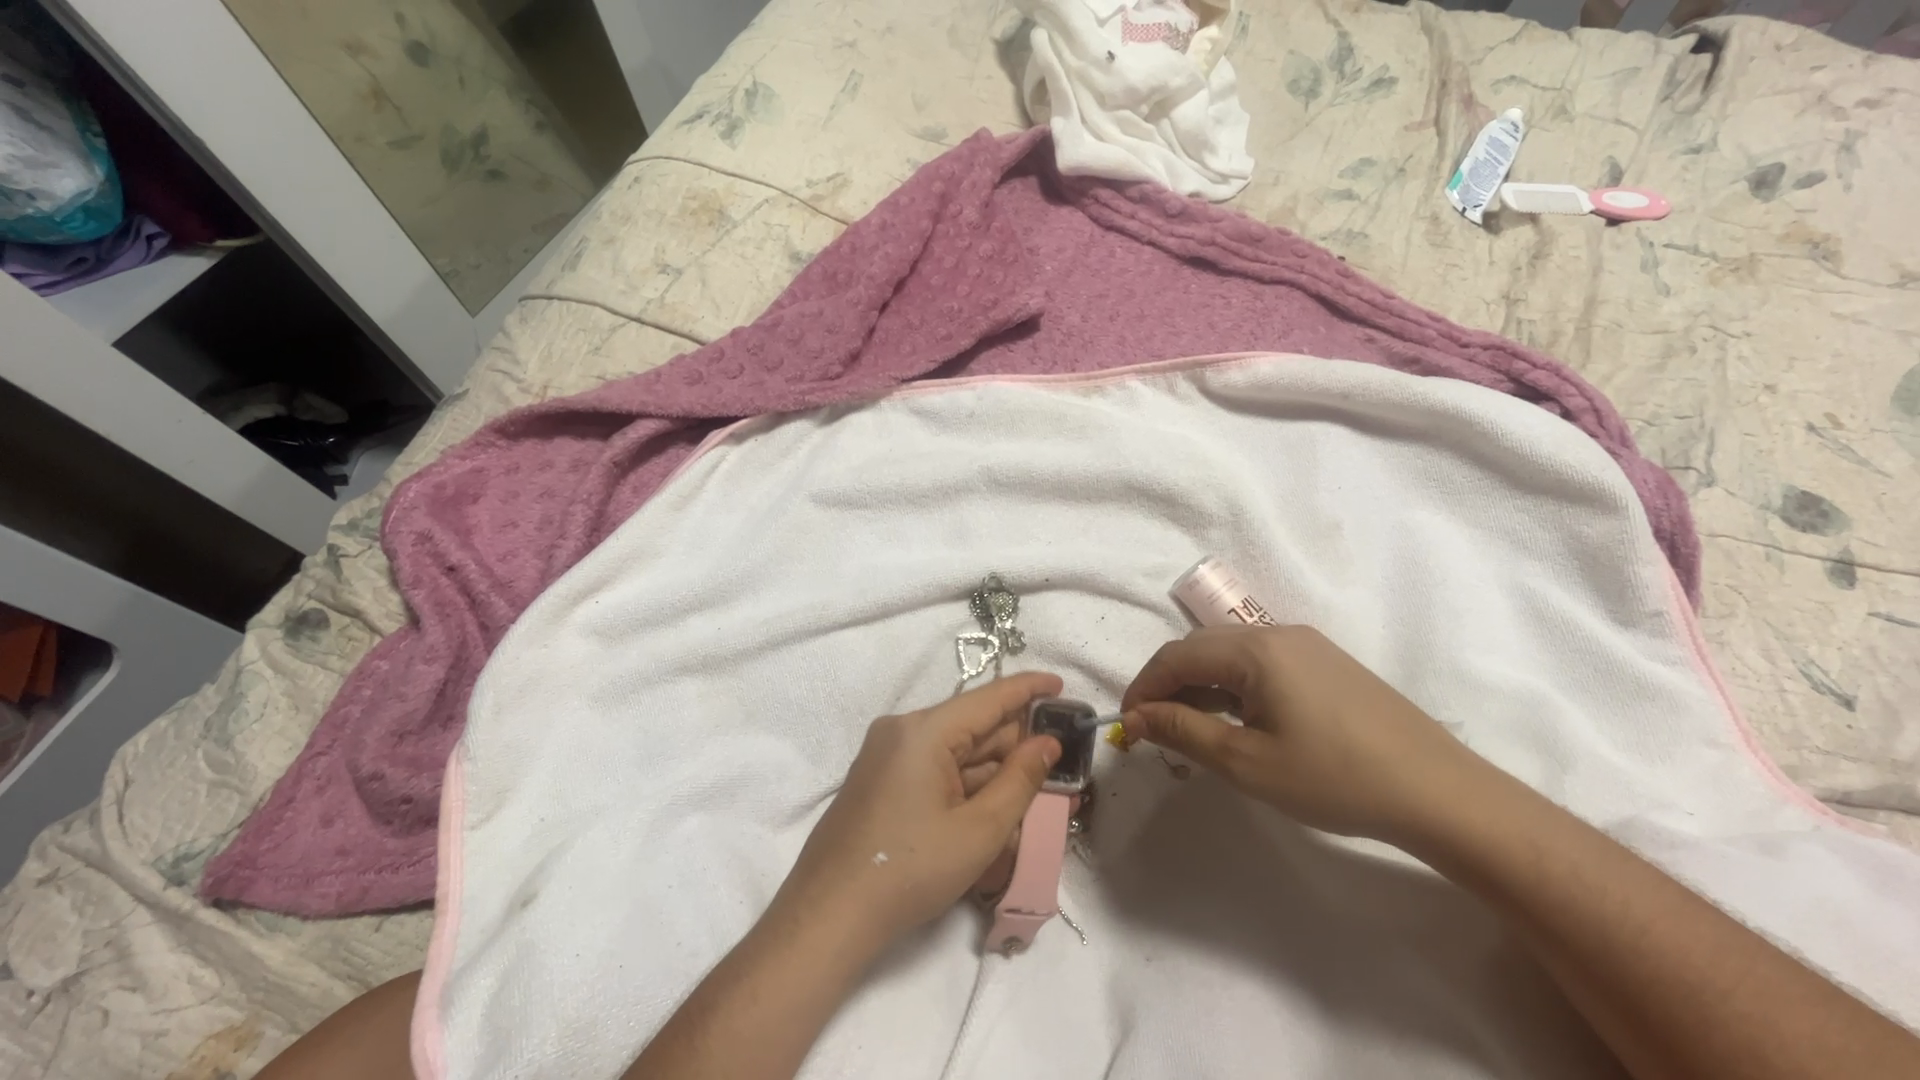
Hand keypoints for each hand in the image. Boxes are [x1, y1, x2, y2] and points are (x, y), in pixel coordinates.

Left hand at [770, 673, 1063, 946]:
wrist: (830, 916)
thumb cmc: (911, 870)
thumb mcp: (980, 829)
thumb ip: (1020, 780)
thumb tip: (1046, 743)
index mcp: (923, 731)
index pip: (988, 699)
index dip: (1029, 690)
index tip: (1063, 686)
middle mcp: (901, 733)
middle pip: (973, 728)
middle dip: (1019, 744)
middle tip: (1064, 760)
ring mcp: (886, 760)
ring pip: (956, 755)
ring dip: (997, 772)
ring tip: (1042, 789)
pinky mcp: (880, 786)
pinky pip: (935, 773)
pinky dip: (969, 787)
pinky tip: (999, 807)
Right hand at [1120, 626, 1482, 842]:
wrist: (1437, 791)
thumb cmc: (1334, 778)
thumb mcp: (1246, 762)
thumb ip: (1183, 732)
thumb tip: (1135, 717)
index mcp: (1256, 650)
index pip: (1177, 655)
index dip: (1143, 688)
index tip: (1126, 726)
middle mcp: (1279, 634)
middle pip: (1202, 647)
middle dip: (1168, 684)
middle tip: (1153, 730)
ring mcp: (1309, 646)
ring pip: (1232, 654)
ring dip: (1200, 685)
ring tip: (1190, 730)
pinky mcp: (1328, 664)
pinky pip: (1262, 664)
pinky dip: (1233, 686)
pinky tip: (1237, 722)